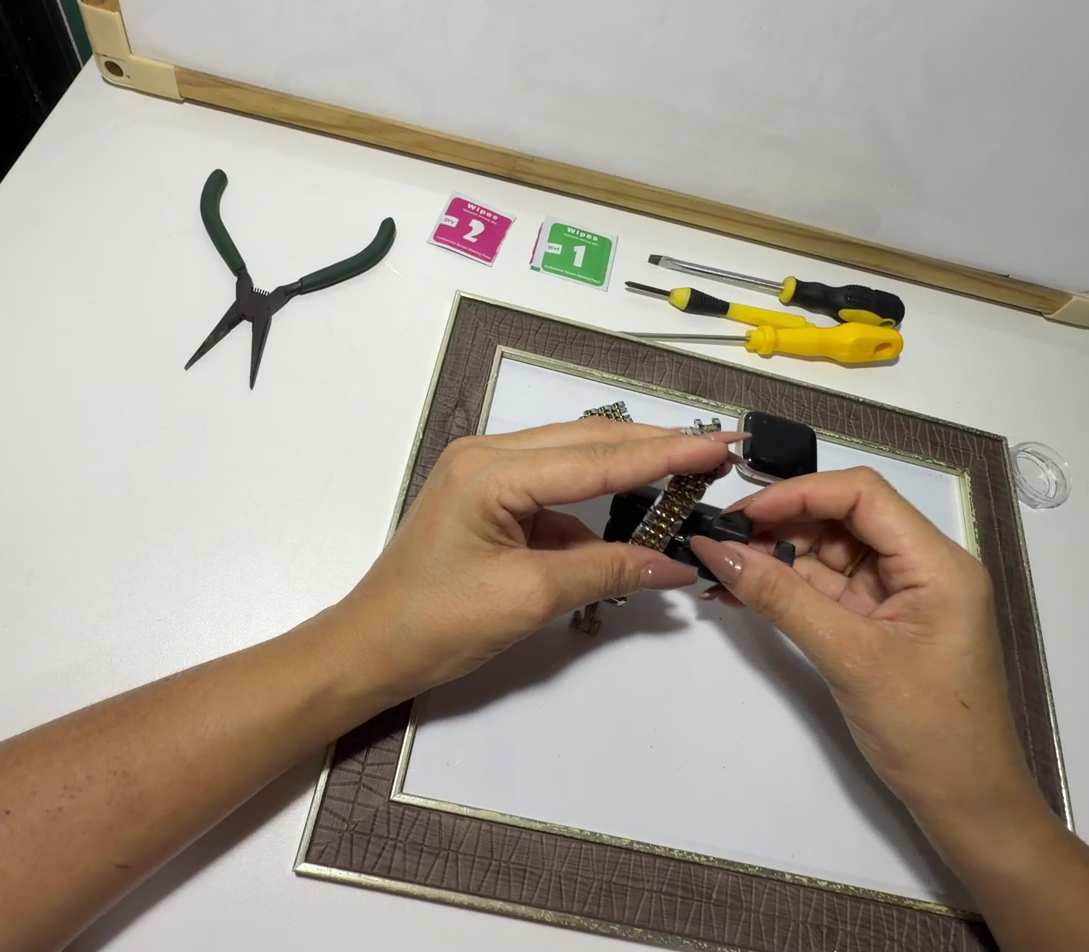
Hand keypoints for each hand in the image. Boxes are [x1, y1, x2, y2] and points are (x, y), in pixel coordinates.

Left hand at [329, 419, 737, 697]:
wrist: (372, 647)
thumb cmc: (437, 623)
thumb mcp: (530, 597)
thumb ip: (606, 570)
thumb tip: (675, 565)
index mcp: (491, 471)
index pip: (595, 459)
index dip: (661, 454)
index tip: (716, 446)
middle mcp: (487, 455)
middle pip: (585, 442)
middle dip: (650, 446)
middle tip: (712, 449)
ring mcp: (485, 472)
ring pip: (571, 458)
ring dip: (625, 467)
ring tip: (683, 468)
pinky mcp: (489, 496)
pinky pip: (553, 487)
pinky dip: (593, 498)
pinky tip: (628, 509)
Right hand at [687, 468, 1048, 838]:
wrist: (966, 807)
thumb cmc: (927, 730)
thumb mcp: (847, 656)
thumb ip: (779, 597)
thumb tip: (714, 550)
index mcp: (935, 562)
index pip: (862, 494)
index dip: (799, 493)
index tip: (743, 515)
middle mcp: (919, 566)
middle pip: (840, 518)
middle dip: (780, 525)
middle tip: (722, 543)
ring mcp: (896, 594)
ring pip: (825, 551)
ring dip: (773, 556)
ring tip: (722, 570)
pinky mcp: (875, 620)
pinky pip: (821, 587)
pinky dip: (782, 587)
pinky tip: (740, 591)